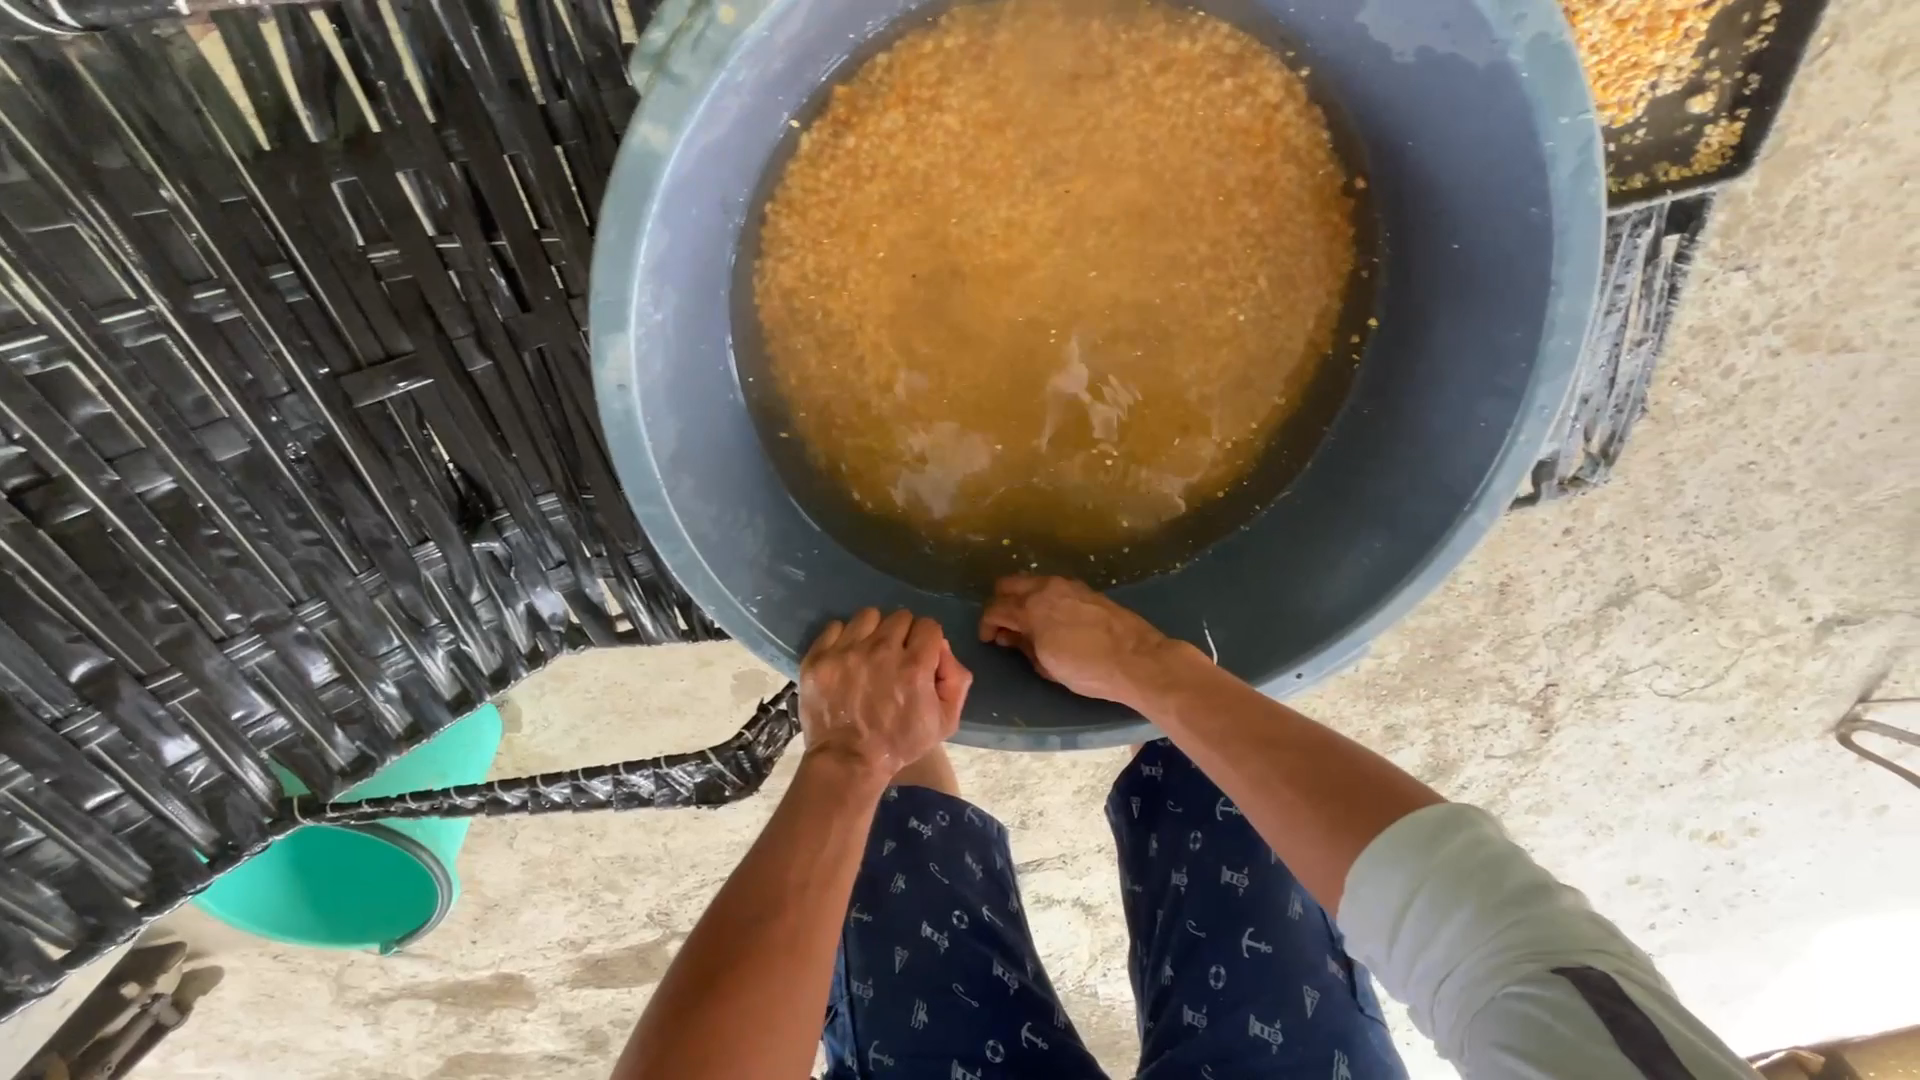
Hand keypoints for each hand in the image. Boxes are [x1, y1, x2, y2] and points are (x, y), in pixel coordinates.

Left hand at [799, 608, 970, 784]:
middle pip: (900, 617)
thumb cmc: (899, 743)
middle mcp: (881, 651)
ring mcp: (846, 652)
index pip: (929, 625)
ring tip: (870, 652)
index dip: (927, 640)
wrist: (848, 761)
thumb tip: (942, 647)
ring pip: (869, 616)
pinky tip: (847, 657)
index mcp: (914, 665)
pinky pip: (836, 626)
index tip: (920, 655)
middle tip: (896, 656)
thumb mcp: (945, 721)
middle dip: (904, 634)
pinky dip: (844, 638)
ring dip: (874, 631)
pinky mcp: (820, 658)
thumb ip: (956, 679)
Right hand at [978, 576, 1189, 704]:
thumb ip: (1025, 647)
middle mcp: (1046, 588)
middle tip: (1006, 627)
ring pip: (1033, 582)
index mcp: (1031, 608)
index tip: (989, 639)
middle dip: (1001, 604)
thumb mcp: (1047, 666)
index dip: (987, 624)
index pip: (995, 608)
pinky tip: (1053, 618)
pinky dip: (1044, 598)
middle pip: (1009, 584)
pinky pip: (1054, 587)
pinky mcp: (1086, 589)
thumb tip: (1011, 637)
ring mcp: (1068, 585)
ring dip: (1023, 598)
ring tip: (1030, 624)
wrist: (1137, 659)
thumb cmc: (1087, 669)